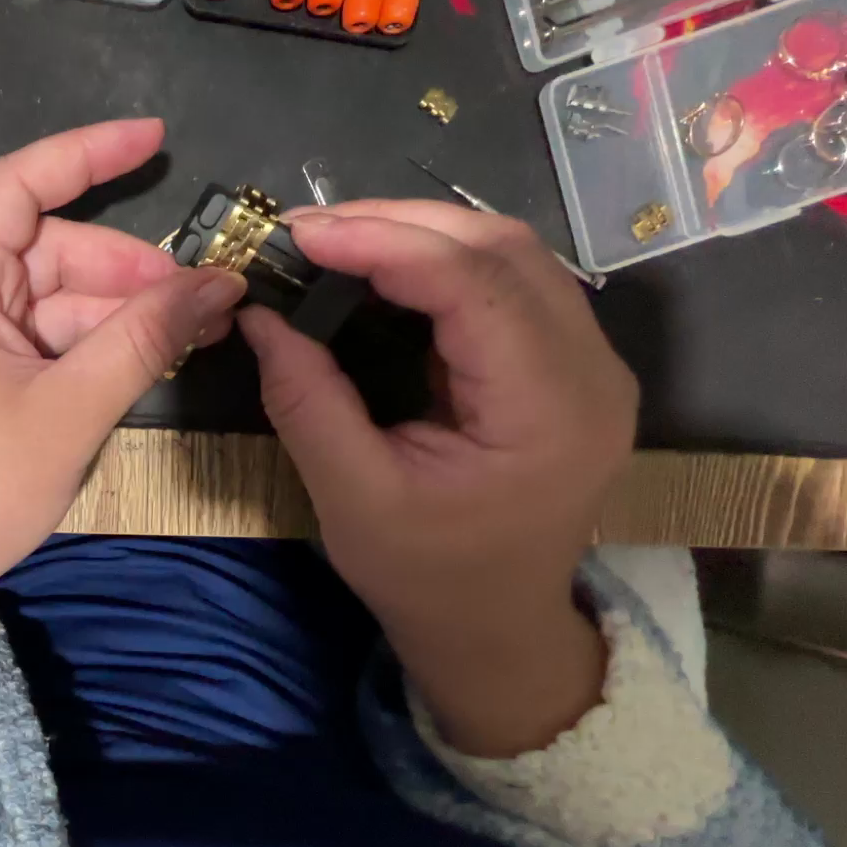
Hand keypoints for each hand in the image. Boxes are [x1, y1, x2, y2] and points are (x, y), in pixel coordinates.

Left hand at [0, 120, 245, 696]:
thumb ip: (144, 339)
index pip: (17, 186)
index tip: (155, 140)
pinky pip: (43, 342)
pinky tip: (144, 361)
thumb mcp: (70, 409)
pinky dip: (91, 348)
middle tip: (200, 294)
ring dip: (117, 313)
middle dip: (124, 266)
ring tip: (190, 331)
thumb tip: (219, 284)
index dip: (86, 153)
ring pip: (53, 301)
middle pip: (48, 250)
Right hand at [239, 200, 638, 755]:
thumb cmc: (423, 574)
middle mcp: (588, 369)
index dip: (385, 244)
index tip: (299, 235)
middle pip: (503, 249)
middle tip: (304, 229)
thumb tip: (258, 317)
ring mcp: (584, 361)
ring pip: (509, 254)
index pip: (476, 285)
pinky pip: (503, 283)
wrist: (492, 623)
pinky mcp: (559, 363)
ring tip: (333, 239)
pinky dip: (435, 262)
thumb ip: (306, 401)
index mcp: (546, 411)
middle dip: (397, 223)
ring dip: (417, 233)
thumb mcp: (349, 496)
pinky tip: (378, 268)